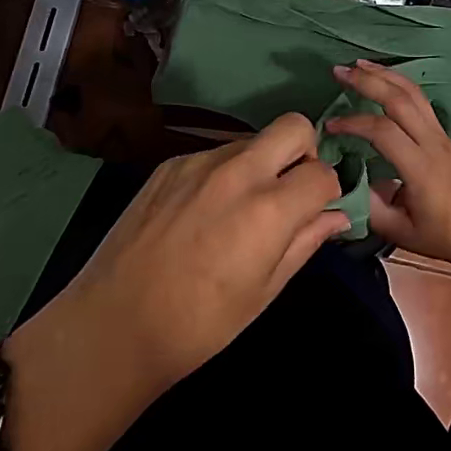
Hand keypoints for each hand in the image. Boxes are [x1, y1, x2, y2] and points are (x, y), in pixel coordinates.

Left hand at [2, 115, 345, 450]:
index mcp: (268, 208)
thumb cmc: (199, 323)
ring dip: (263, 163)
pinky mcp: (169, 164)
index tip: (318, 210)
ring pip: (252, 139)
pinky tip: (204, 212)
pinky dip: (225, 173)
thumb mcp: (264, 291)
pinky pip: (215, 154)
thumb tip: (337, 215)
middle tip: (291, 190)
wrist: (113, 324)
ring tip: (241, 209)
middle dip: (305, 152)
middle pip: (294, 126)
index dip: (329, 191)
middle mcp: (238, 171)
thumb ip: (305, 242)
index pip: (323, 173)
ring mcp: (199, 162)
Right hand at [325, 60, 450, 269]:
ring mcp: (439, 133)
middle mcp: (432, 143)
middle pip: (400, 100)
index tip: (330, 126)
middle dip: (368, 82)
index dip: (354, 124)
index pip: (384, 132)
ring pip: (413, 92)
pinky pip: (419, 98)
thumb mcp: (397, 231)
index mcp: (420, 168)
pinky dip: (397, 81)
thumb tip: (338, 183)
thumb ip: (367, 207)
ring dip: (384, 75)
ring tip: (357, 65)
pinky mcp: (441, 130)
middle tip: (338, 72)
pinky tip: (381, 76)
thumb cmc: (437, 233)